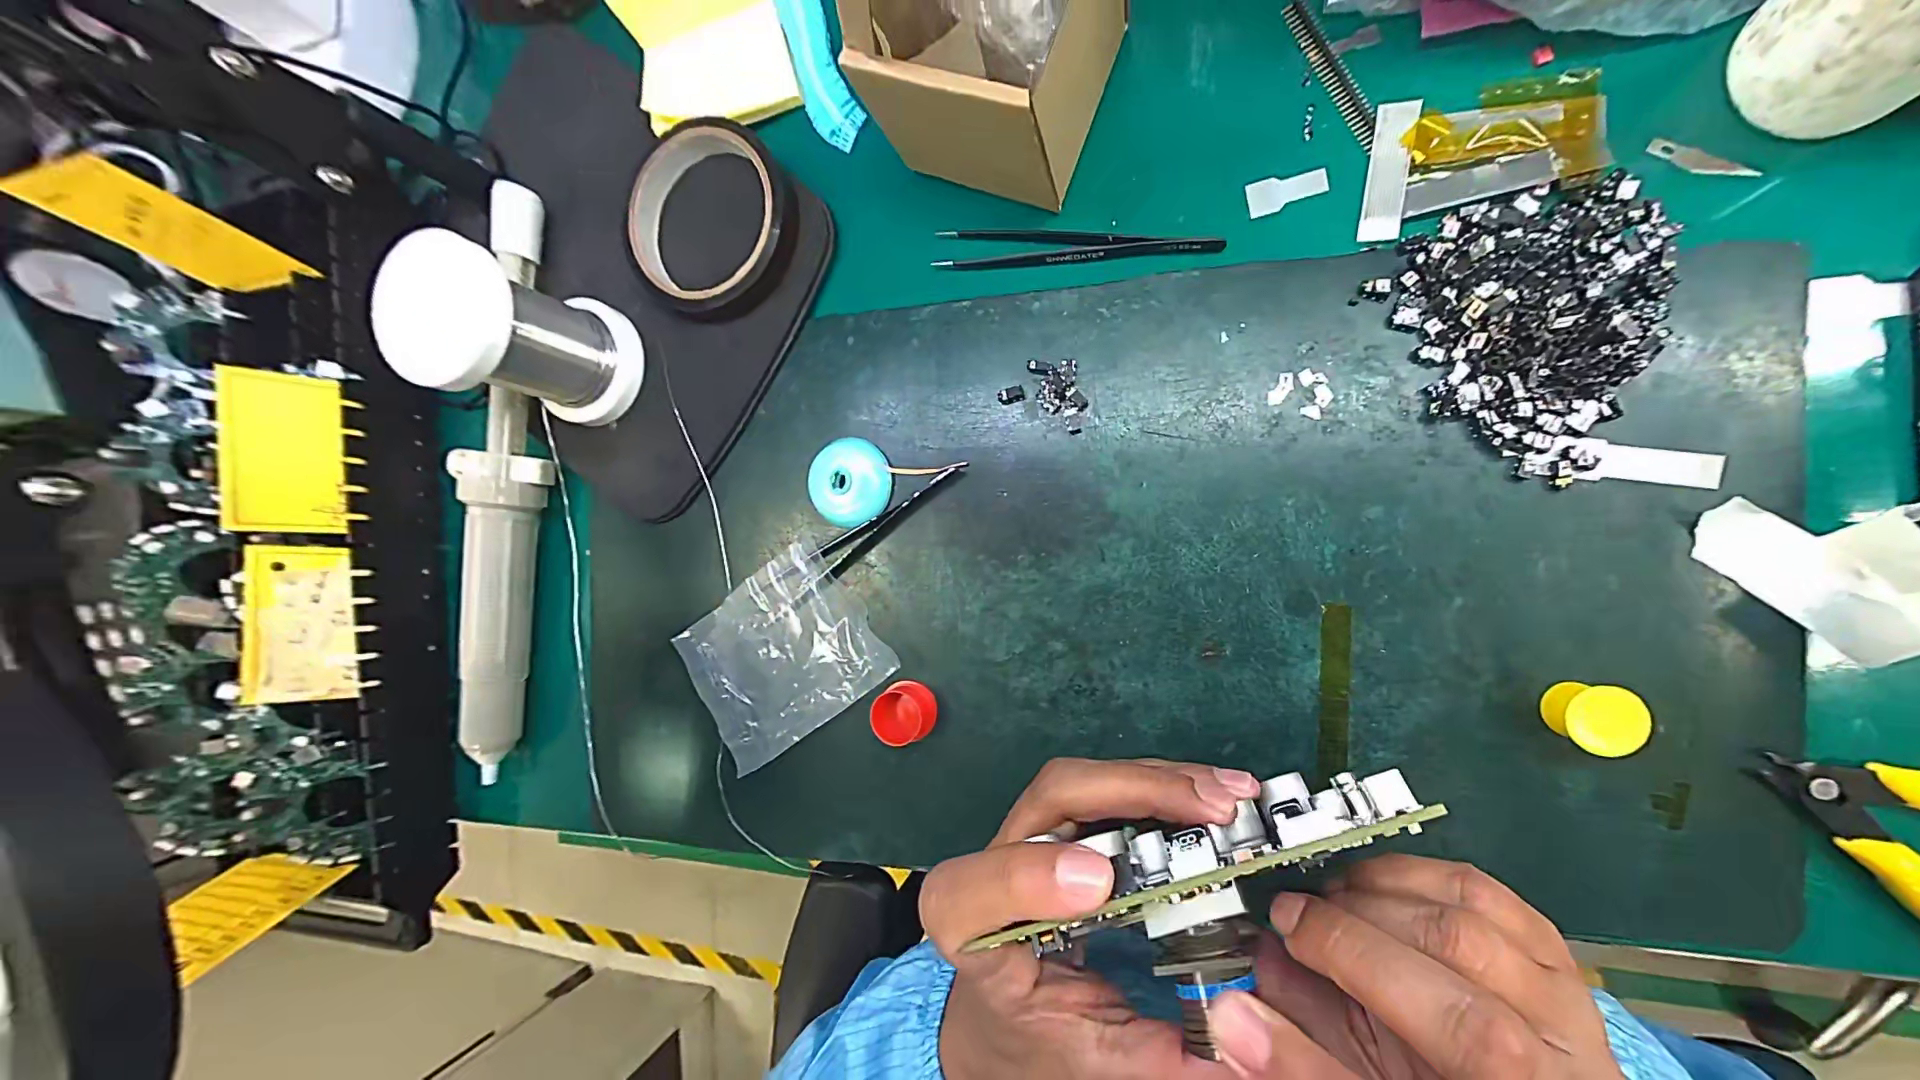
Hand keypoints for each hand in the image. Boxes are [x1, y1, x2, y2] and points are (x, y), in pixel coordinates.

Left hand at [919, 757, 1263, 1079]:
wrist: (999, 1006)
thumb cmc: (1031, 1031)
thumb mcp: (1087, 1057)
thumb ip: (1153, 1054)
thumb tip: (1238, 1043)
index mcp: (973, 930)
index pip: (968, 892)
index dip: (1026, 875)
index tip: (1098, 883)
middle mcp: (998, 861)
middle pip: (1052, 796)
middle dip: (1136, 791)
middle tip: (1216, 809)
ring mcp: (1032, 831)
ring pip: (1086, 779)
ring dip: (1161, 779)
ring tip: (1231, 795)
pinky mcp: (1064, 822)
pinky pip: (1108, 788)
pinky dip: (1163, 783)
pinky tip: (1212, 791)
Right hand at [1206, 855, 1623, 1079]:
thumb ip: (1303, 1060)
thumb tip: (1229, 1010)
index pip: (1460, 1032)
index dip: (1356, 961)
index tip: (1281, 926)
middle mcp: (1565, 1057)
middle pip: (1464, 963)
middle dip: (1355, 924)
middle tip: (1294, 913)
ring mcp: (1568, 1002)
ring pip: (1477, 918)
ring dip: (1383, 888)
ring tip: (1333, 895)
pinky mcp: (1552, 959)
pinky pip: (1490, 893)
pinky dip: (1419, 872)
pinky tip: (1377, 883)